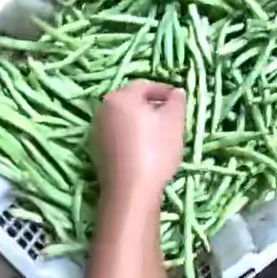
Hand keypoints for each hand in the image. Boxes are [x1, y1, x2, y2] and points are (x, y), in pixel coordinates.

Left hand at [94, 81, 185, 209]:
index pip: (145, 86)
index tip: (179, 100)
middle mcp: (103, 109)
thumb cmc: (155, 151)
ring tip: (160, 134)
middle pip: (132, 102)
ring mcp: (97, 131)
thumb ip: (177, 101)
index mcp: (120, 97)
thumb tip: (176, 92)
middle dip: (152, 106)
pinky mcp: (97, 150)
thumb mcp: (174, 122)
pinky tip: (145, 149)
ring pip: (124, 119)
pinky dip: (132, 136)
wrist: (130, 191)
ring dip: (141, 122)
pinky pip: (118, 135)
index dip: (165, 91)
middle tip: (171, 117)